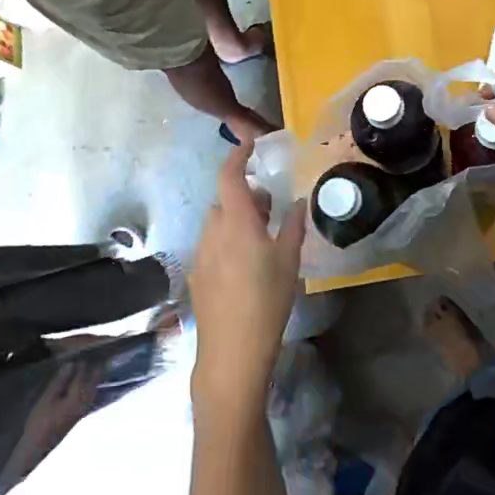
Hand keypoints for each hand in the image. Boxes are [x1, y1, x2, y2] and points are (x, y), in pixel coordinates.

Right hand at [0, 359, 104, 484]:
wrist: (38, 446)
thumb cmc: (40, 421)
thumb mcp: (47, 398)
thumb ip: (61, 380)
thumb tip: (72, 362)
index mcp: (78, 396)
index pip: (87, 372)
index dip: (89, 357)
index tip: (91, 344)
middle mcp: (86, 400)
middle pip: (96, 377)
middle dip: (97, 363)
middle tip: (97, 347)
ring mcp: (84, 407)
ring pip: (94, 385)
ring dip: (95, 372)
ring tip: (94, 357)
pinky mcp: (80, 411)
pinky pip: (91, 391)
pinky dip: (91, 381)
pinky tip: (88, 377)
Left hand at [188, 141, 305, 414]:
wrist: (232, 349)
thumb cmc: (267, 301)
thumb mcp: (289, 262)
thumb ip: (293, 227)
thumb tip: (298, 202)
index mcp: (236, 221)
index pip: (229, 175)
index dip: (237, 155)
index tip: (249, 145)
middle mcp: (212, 230)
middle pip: (224, 200)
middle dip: (245, 196)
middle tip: (270, 209)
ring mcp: (200, 252)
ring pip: (217, 222)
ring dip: (235, 219)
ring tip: (259, 239)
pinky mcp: (196, 273)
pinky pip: (211, 244)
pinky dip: (226, 240)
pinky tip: (243, 266)